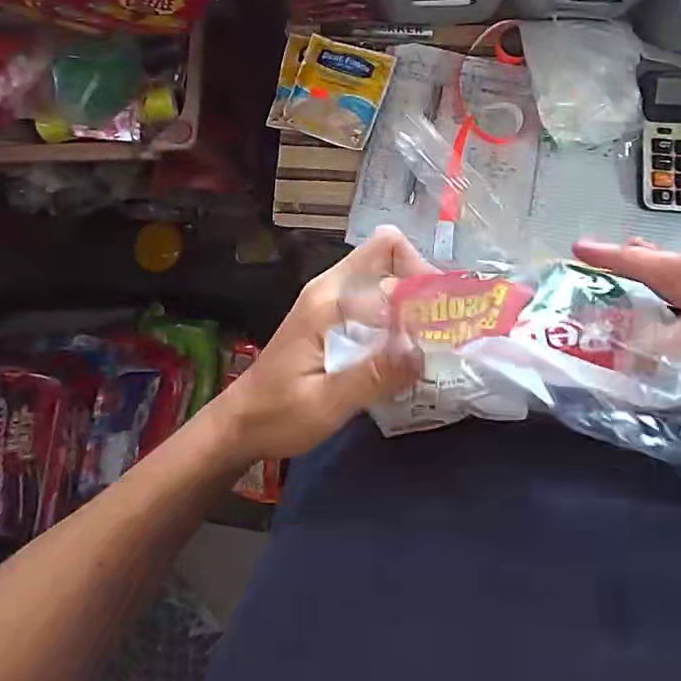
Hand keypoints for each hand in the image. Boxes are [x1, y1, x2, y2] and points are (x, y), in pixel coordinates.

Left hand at [202, 226, 432, 461]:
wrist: (239, 425)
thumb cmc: (277, 415)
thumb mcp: (327, 403)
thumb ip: (374, 375)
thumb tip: (423, 349)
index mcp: (328, 299)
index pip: (387, 255)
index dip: (420, 280)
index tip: (440, 319)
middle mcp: (331, 289)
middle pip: (387, 256)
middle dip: (420, 284)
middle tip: (441, 327)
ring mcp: (331, 302)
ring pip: (383, 277)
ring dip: (411, 301)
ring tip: (430, 339)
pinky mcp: (333, 319)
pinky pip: (374, 301)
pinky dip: (396, 317)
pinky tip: (406, 351)